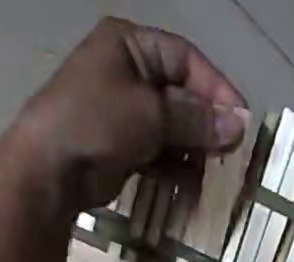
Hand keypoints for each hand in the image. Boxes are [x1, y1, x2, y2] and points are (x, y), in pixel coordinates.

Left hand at [0, 17, 247, 208]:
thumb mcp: (153, 114)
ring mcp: (126, 112)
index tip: (240, 119)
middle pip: (183, 95)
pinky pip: (163, 153)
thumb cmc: (99, 122)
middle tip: (232, 150)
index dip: (216, 88)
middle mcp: (129, 73)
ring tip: (215, 170)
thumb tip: (239, 126)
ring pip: (175, 128)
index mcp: (130, 45)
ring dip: (197, 149)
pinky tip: (194, 184)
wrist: (53, 167)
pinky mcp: (126, 146)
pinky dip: (179, 168)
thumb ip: (198, 120)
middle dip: (208, 124)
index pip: (186, 59)